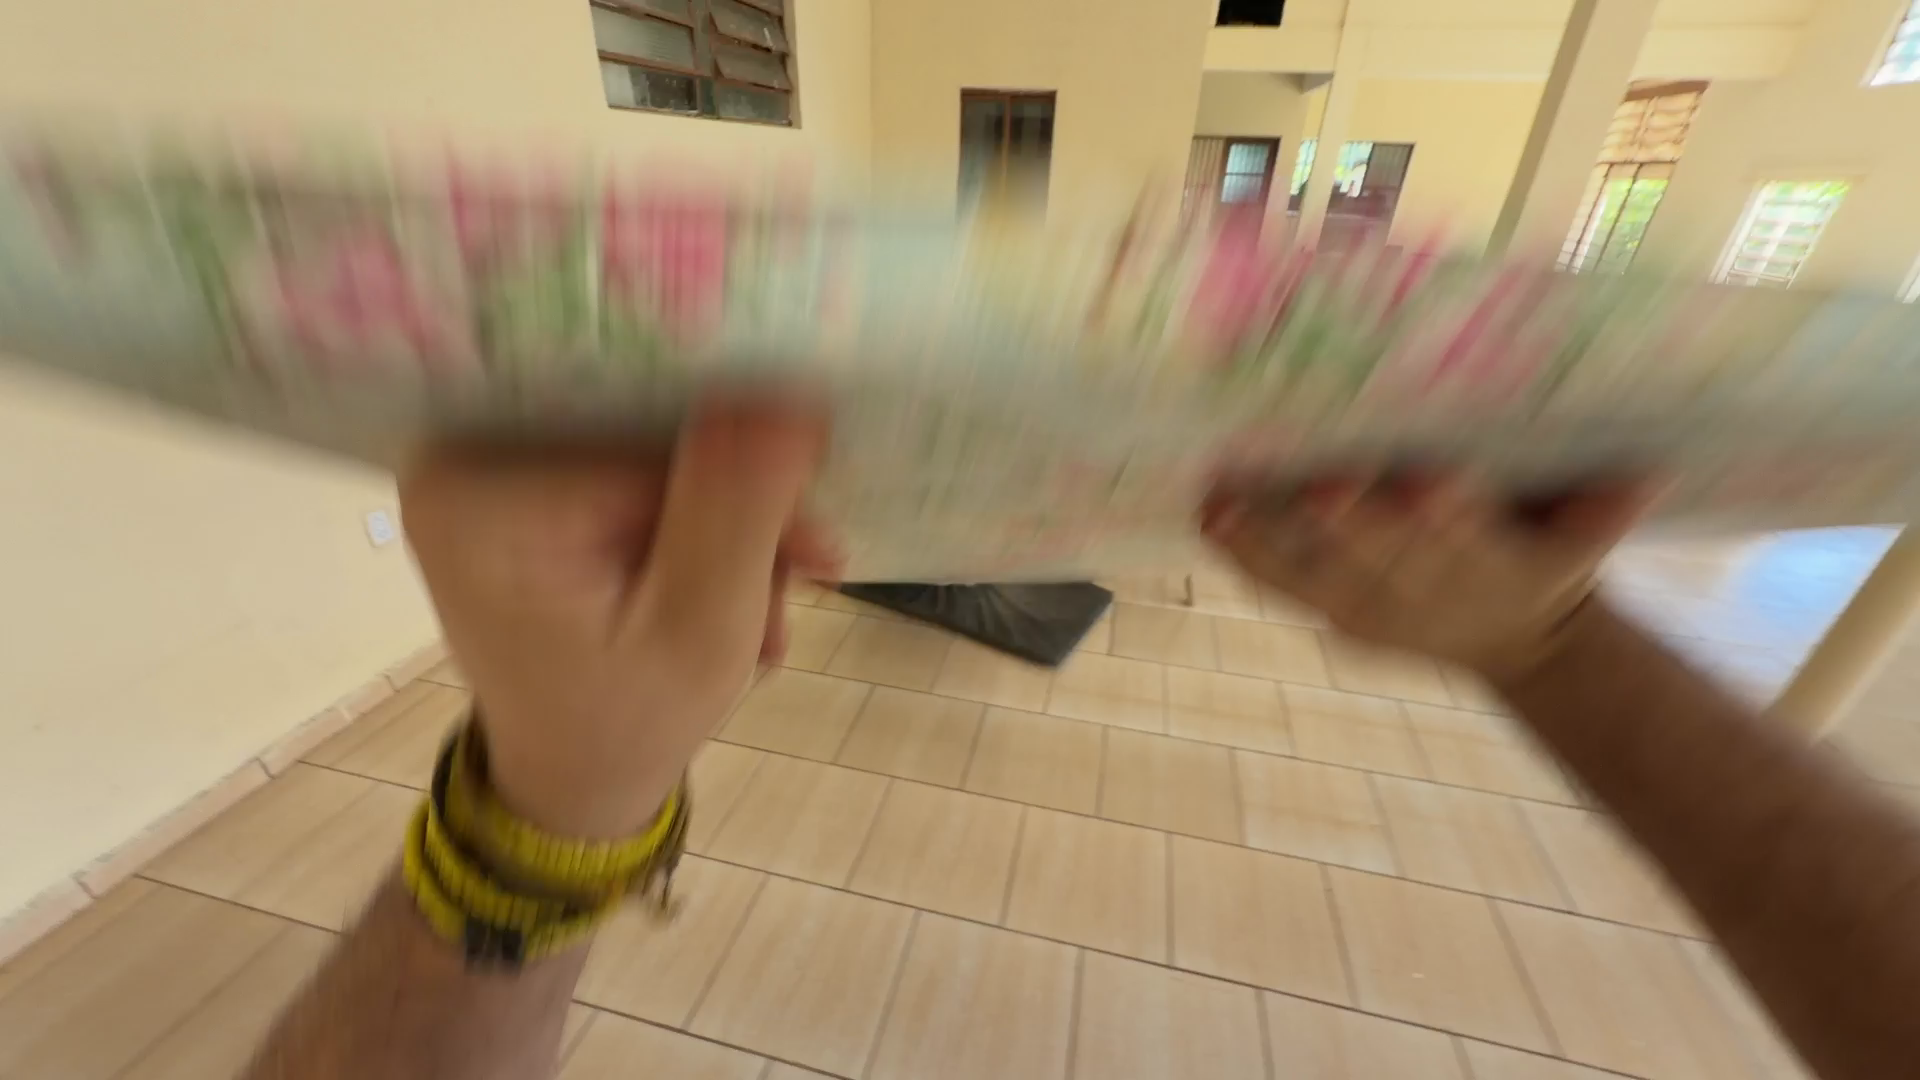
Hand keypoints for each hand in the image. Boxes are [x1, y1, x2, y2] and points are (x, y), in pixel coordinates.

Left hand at [399, 401, 832, 838]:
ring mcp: (504, 472)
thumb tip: (789, 391)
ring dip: (736, 531)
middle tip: (798, 583)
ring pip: (667, 456)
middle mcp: (475, 455)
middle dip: (746, 512)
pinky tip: (734, 594)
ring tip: (759, 616)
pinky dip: (705, 533)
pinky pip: (649, 479)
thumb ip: (739, 506)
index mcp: (486, 486)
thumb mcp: (700, 626)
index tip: (812, 549)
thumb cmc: (629, 723)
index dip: (748, 480)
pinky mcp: (539, 491)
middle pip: (659, 434)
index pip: (654, 433)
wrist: (576, 776)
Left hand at [1201, 475, 1658, 681]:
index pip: (1468, 538)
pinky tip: (1209, 522)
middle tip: (1316, 489)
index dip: (1445, 517)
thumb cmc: (1541, 562)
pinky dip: (1244, 557)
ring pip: (1315, 575)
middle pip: (1380, 556)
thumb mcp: (1586, 537)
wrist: (1514, 641)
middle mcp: (1420, 591)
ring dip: (1266, 543)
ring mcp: (1365, 607)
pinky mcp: (1329, 613)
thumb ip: (1607, 509)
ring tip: (1223, 509)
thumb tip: (1647, 475)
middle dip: (1349, 526)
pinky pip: (1280, 587)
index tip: (1426, 486)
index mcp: (1489, 564)